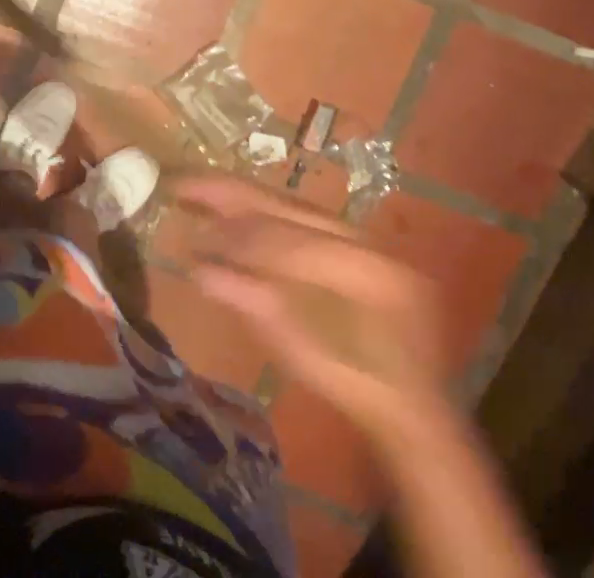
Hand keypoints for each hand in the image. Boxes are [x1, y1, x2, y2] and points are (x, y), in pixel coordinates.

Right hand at [171, 175, 454, 448]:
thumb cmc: (357, 390)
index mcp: (369, 271)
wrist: (412, 409)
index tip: (190, 236)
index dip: (236, 238)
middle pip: (290, 207)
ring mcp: (368, 242)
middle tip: (180, 183)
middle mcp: (371, 243)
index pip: (291, 241)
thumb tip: (199, 271)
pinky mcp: (360, 247)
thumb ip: (257, 308)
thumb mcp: (305, 355)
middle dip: (231, 194)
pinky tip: (232, 213)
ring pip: (295, 207)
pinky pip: (304, 219)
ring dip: (242, 198)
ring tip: (197, 189)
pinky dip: (263, 213)